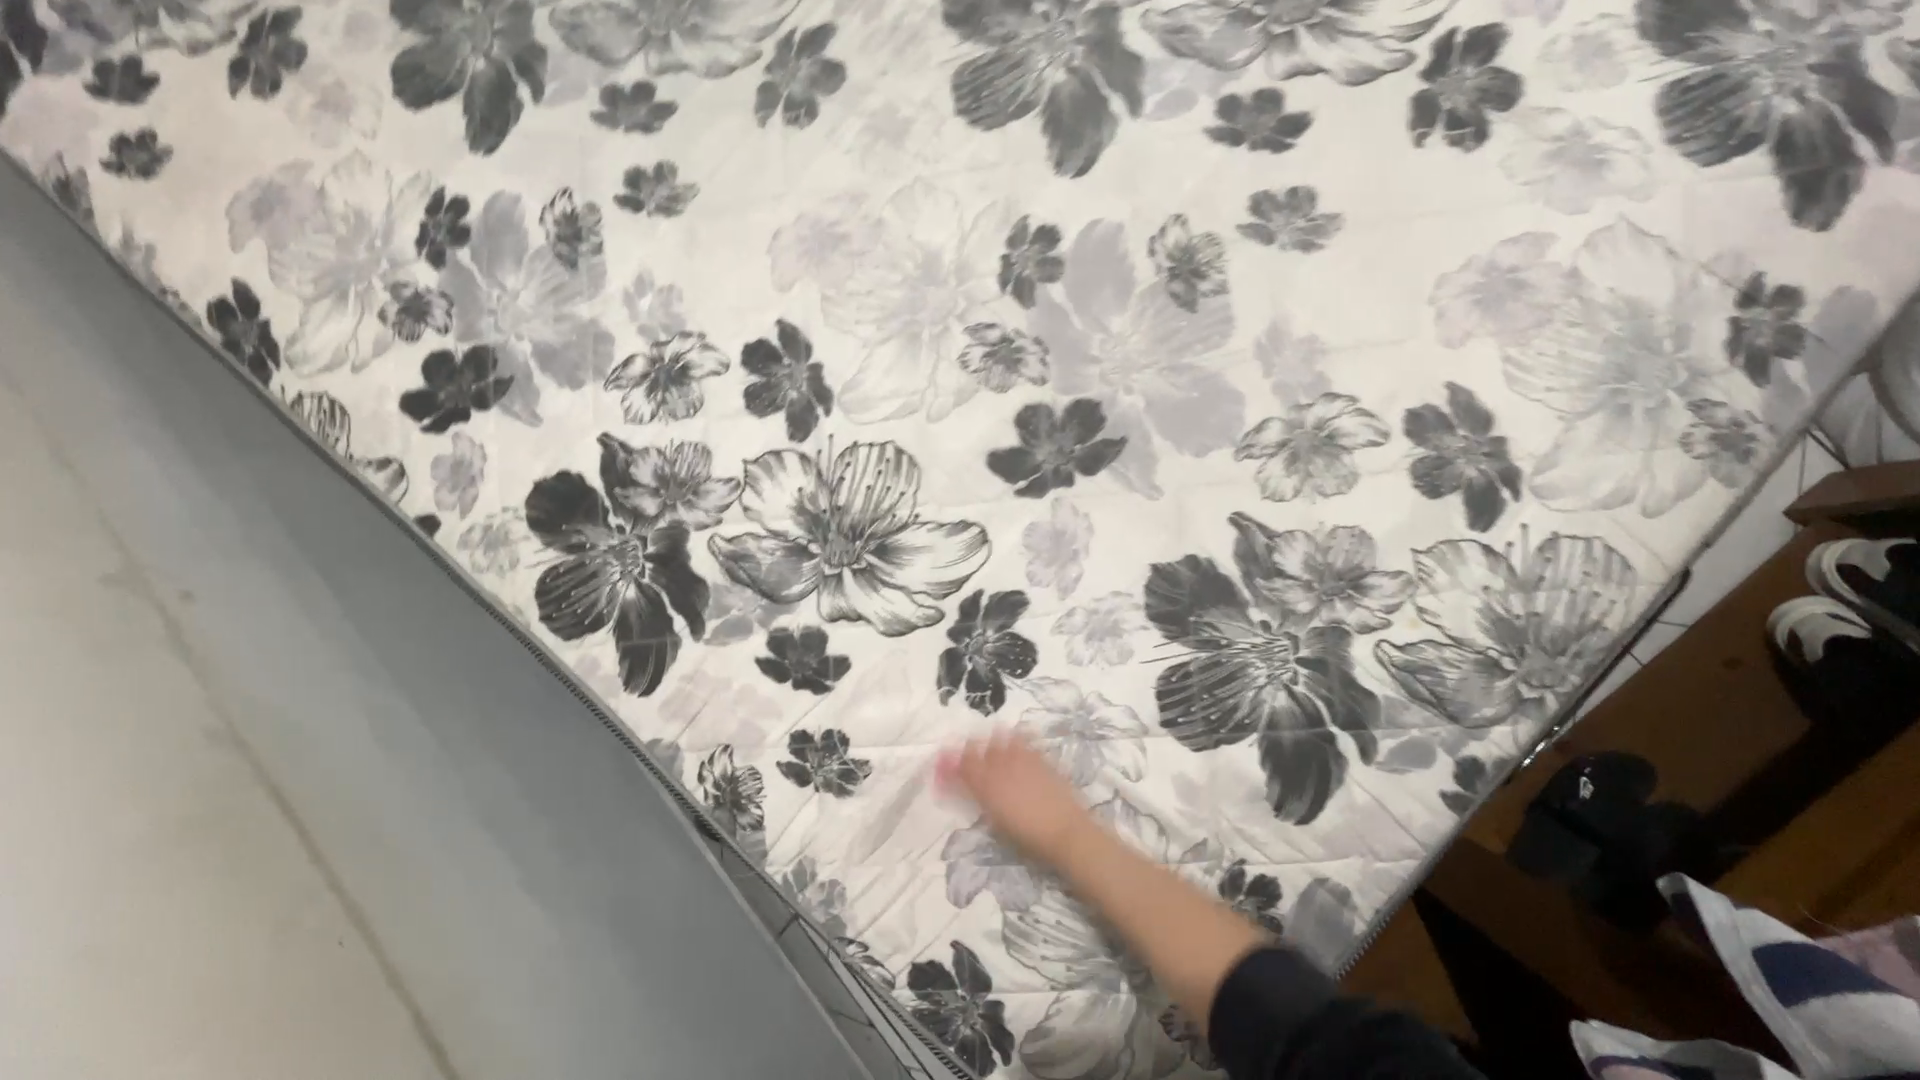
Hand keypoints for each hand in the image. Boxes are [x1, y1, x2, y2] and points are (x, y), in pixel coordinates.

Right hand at [936, 731, 1093, 869]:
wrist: (1066, 832)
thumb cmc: (1028, 837)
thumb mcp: (995, 821)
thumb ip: (977, 800)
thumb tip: (962, 788)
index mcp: (985, 786)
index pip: (959, 766)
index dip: (948, 763)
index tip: (943, 765)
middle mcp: (1000, 766)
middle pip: (975, 746)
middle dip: (967, 749)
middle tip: (966, 757)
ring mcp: (1021, 758)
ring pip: (998, 737)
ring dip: (991, 741)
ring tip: (992, 749)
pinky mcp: (1040, 756)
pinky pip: (1023, 738)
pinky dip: (1015, 738)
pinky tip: (1015, 744)